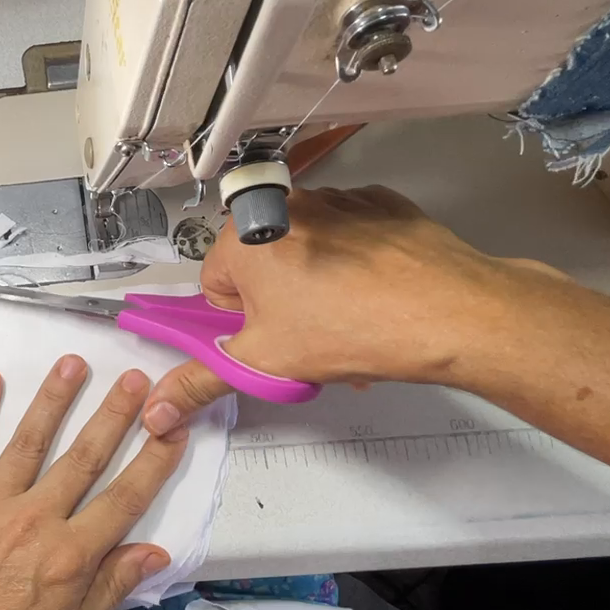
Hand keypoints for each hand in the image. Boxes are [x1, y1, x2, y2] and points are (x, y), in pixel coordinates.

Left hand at [0, 356, 188, 609]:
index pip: (125, 498)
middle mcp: (35, 521)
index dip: (153, 461)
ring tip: (73, 363)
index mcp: (71, 557)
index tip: (173, 426)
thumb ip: (112, 587)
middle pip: (83, 459)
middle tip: (134, 378)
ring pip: (29, 442)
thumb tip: (157, 550)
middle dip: (113, 416)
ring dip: (53, 400)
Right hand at [143, 185, 564, 434]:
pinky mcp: (382, 201)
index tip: (273, 335)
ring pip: (305, 252)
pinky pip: (349, 235)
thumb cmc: (348, 330)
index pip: (215, 286)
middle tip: (310, 333)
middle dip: (278, 302)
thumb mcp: (262, 363)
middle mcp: (284, 205)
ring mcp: (338, 197)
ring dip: (315, 285)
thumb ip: (200, 382)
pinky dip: (355, 262)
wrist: (454, 312)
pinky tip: (377, 293)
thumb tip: (154, 411)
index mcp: (242, 239)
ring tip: (350, 319)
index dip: (240, 320)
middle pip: (260, 266)